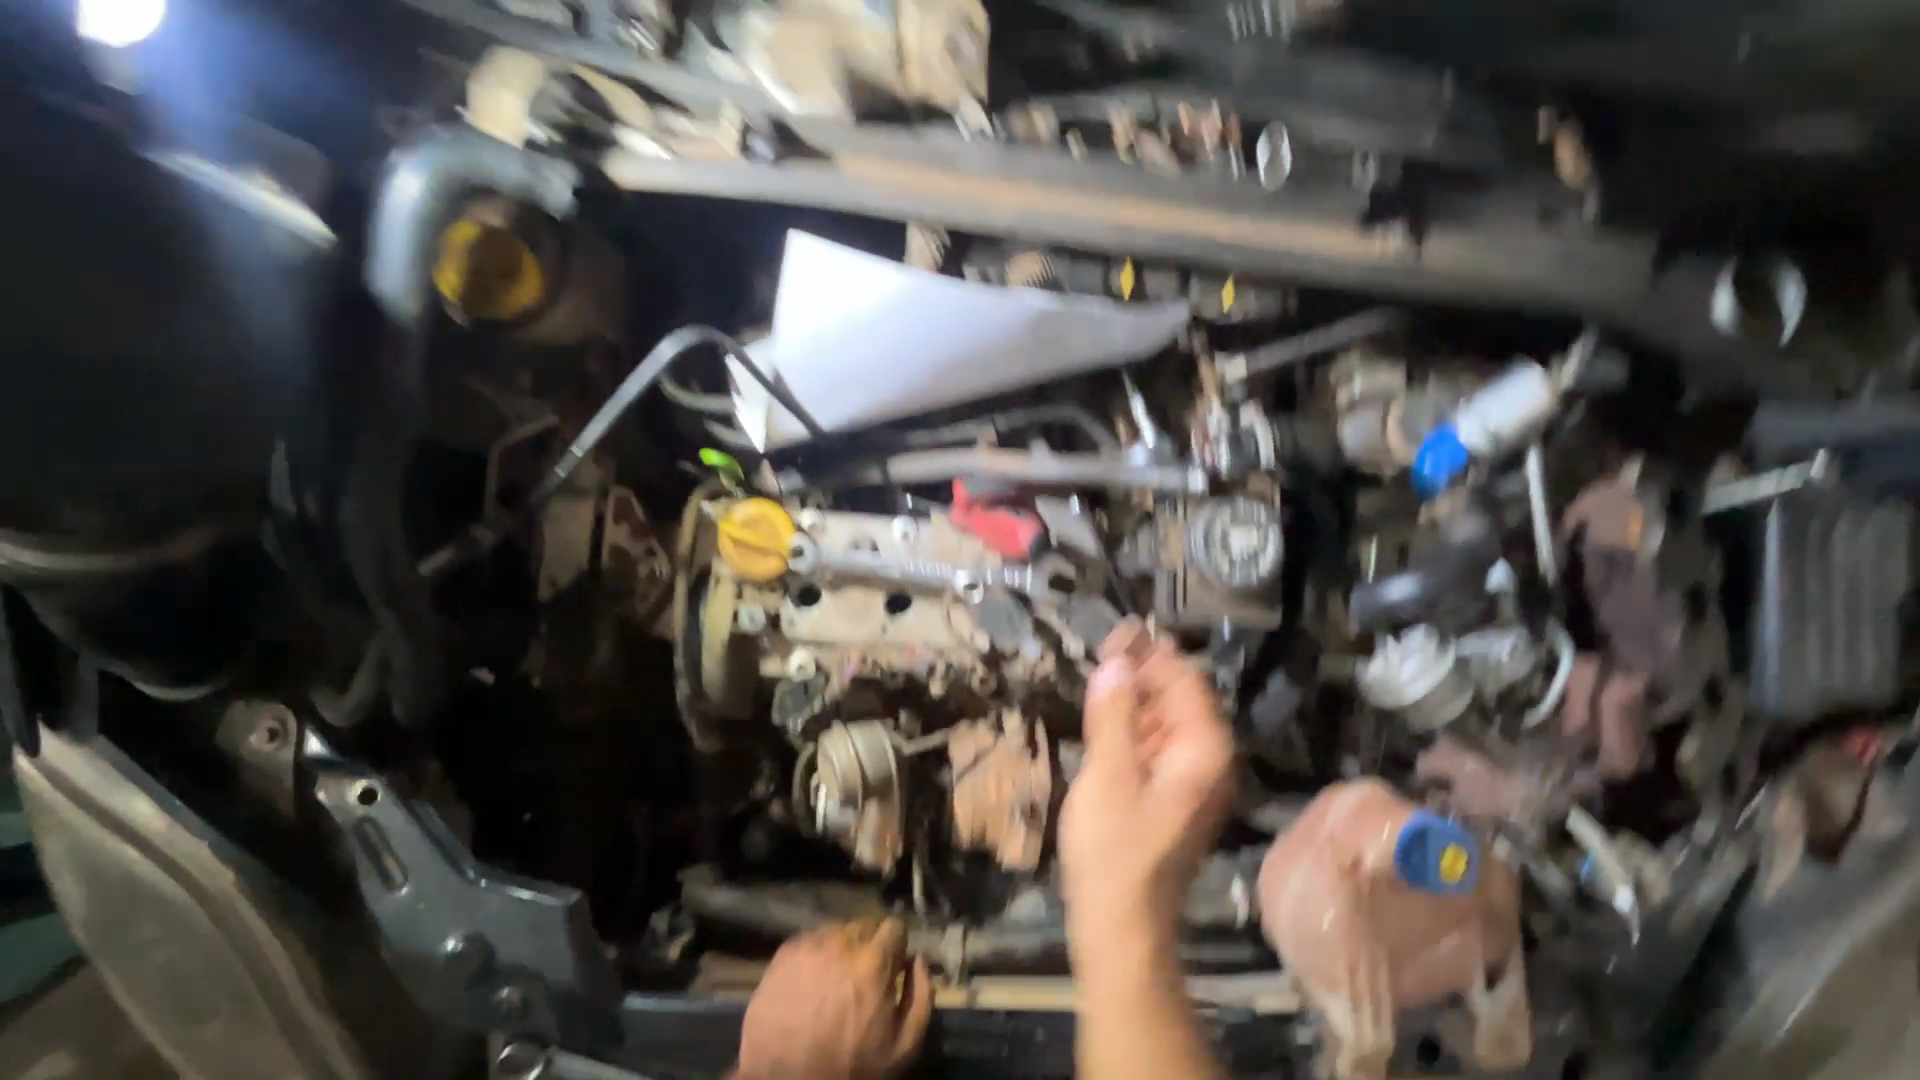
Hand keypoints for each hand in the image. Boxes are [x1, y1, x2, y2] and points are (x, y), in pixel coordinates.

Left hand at [735, 918, 933, 1079]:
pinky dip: (816, 954)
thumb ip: (921, 996)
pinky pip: (810, 940)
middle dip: (869, 946)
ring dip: (842, 948)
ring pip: (837, 930)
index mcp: (875, 961)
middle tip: (862, 977)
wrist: (785, 1078)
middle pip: (865, 926)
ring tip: (835, 978)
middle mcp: (843, 942)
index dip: (895, 948)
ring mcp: (810, 944)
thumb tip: (918, 960)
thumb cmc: (850, 1065)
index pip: (895, 927)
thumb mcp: (902, 1046)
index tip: (890, 968)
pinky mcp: (785, 952)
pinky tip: (812, 981)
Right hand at [1059, 627, 1234, 950]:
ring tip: (1100, 672)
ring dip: (1134, 696)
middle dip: (1142, 672)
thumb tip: (1116, 663)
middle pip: (1177, 699)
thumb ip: (1113, 714)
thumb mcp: (1108, 774)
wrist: (1120, 924)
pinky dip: (1132, 726)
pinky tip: (1105, 714)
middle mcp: (1208, 760)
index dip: (1151, 653)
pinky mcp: (1171, 796)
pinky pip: (1155, 747)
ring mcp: (1191, 780)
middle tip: (1104, 648)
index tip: (1117, 631)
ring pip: (1164, 722)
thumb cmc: (1114, 849)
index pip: (1184, 681)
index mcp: (1203, 751)